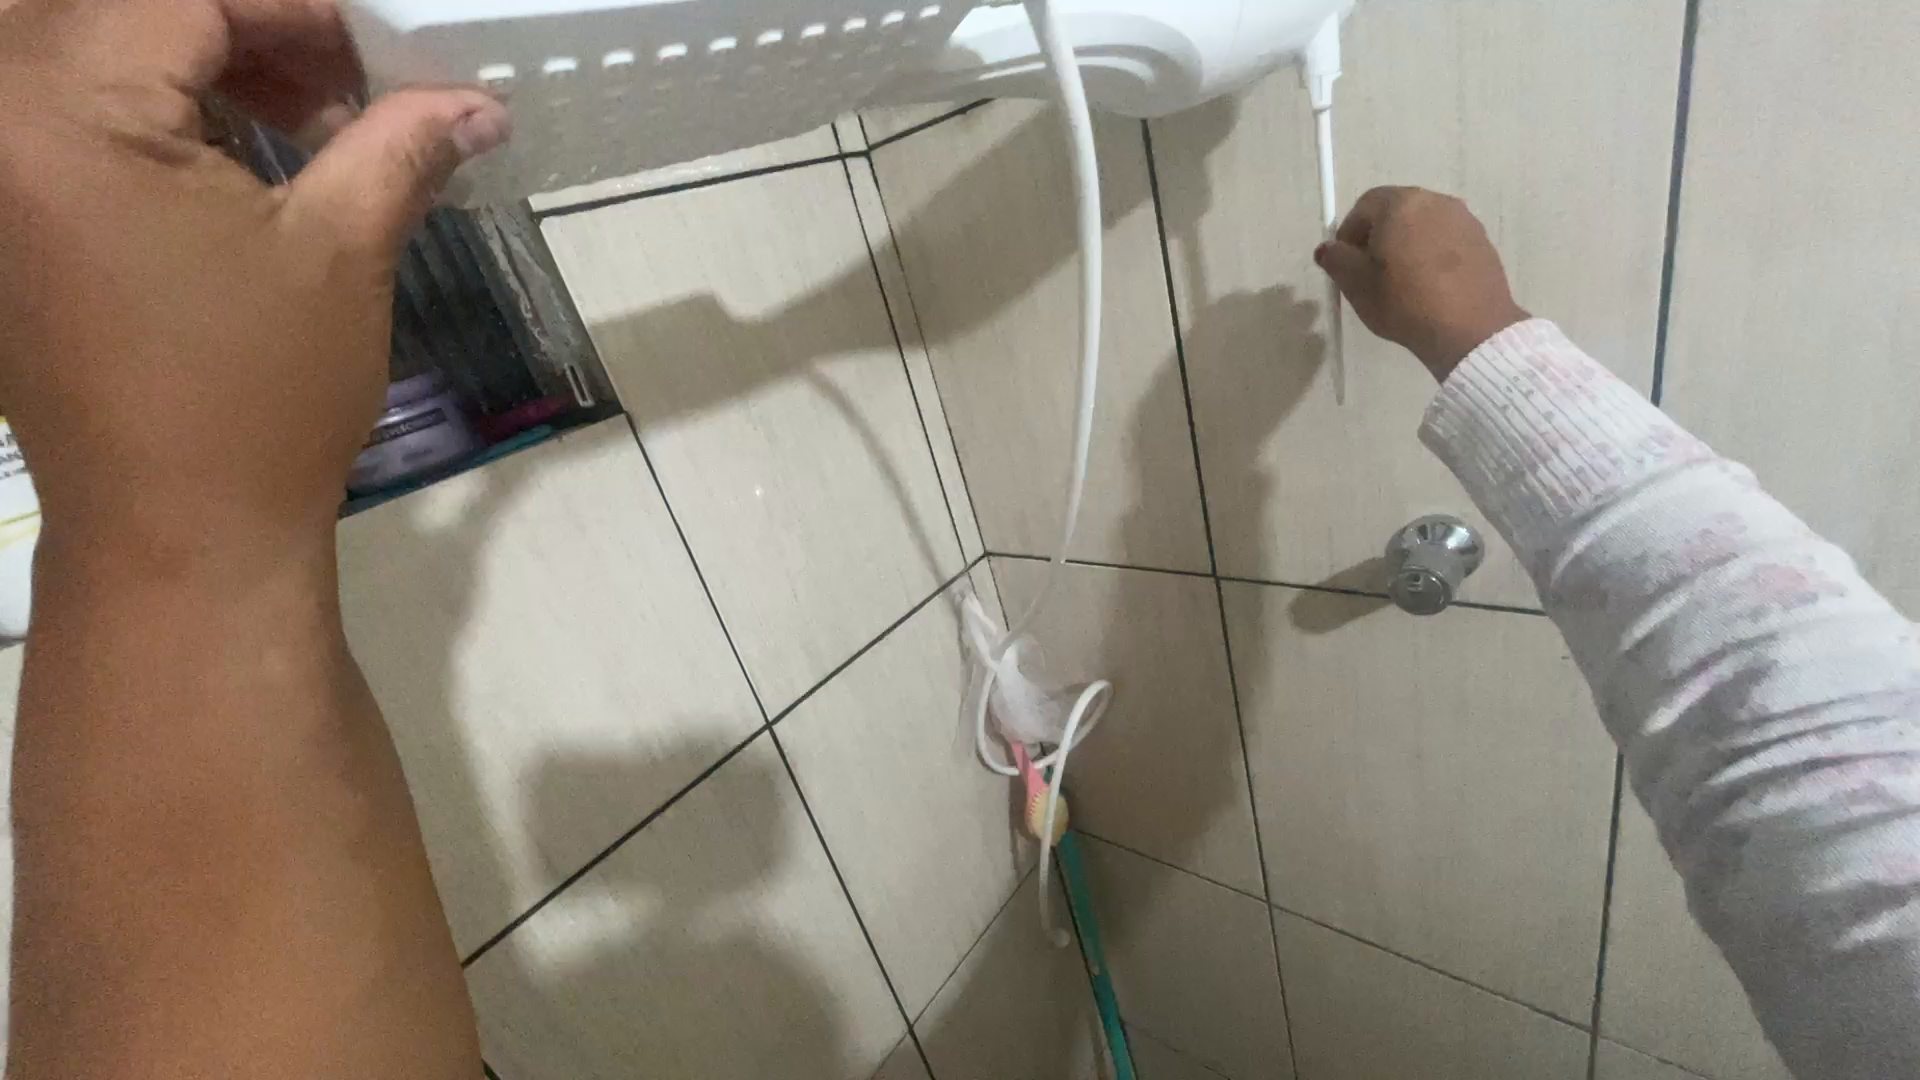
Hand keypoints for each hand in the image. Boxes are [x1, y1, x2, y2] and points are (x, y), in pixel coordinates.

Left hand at [0, 0, 508, 589]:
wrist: (189, 513)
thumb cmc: (271, 389)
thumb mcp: (346, 256)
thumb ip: (401, 154)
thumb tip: (479, 105)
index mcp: (60, 112)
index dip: (293, 7)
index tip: (383, 49)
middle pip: (114, 7)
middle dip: (248, 26)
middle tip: (349, 82)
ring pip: (82, 47)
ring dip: (204, 64)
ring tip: (310, 122)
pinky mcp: (7, 207)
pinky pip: (70, 110)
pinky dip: (164, 112)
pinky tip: (248, 162)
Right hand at [1314, 186, 1528, 381]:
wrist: (1468, 326)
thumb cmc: (1403, 302)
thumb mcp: (1356, 285)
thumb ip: (1336, 259)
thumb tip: (1327, 248)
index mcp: (1401, 206)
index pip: (1364, 204)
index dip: (1347, 231)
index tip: (1345, 261)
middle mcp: (1435, 201)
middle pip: (1395, 210)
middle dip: (1376, 236)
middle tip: (1368, 271)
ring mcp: (1462, 218)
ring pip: (1420, 223)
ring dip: (1403, 243)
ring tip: (1398, 279)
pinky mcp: (1479, 238)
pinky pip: (1442, 237)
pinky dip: (1428, 251)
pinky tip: (1425, 283)